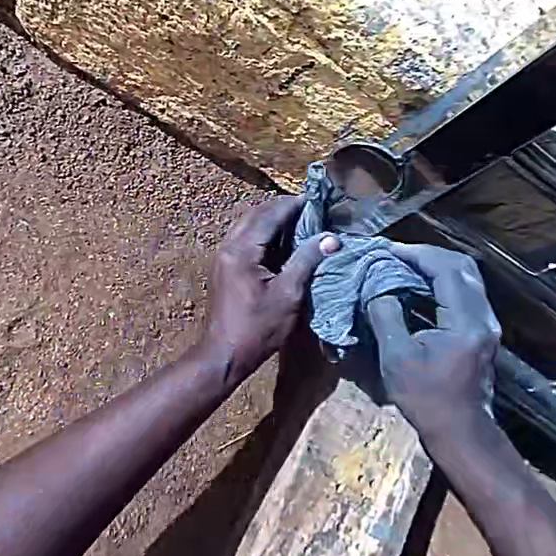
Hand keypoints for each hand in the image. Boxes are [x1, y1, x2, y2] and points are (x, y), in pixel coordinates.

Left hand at [199, 196, 339, 382]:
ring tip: (300, 220)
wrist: (225, 355)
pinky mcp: (225, 266)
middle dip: (282, 207)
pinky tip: (282, 240)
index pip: (270, 215)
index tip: (317, 200)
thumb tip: (331, 237)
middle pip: (256, 214)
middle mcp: (229, 247)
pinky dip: (264, 231)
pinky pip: (245, 237)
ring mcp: (224, 256)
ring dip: (272, 218)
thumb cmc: (258, 328)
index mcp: (242, 251)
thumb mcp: (289, 294)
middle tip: (310, 208)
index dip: (294, 205)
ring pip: (249, 224)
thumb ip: (307, 260)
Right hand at [367, 244, 501, 445]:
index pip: (445, 270)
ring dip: (437, 266)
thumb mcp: (396, 357)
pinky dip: (444, 281)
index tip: (389, 250)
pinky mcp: (484, 330)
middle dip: (428, 255)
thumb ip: (386, 315)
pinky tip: (421, 285)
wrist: (460, 431)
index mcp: (465, 322)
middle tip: (398, 254)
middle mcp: (484, 317)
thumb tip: (378, 286)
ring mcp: (488, 323)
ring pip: (467, 277)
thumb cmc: (425, 398)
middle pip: (462, 266)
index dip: (417, 254)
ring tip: (406, 265)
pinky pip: (467, 291)